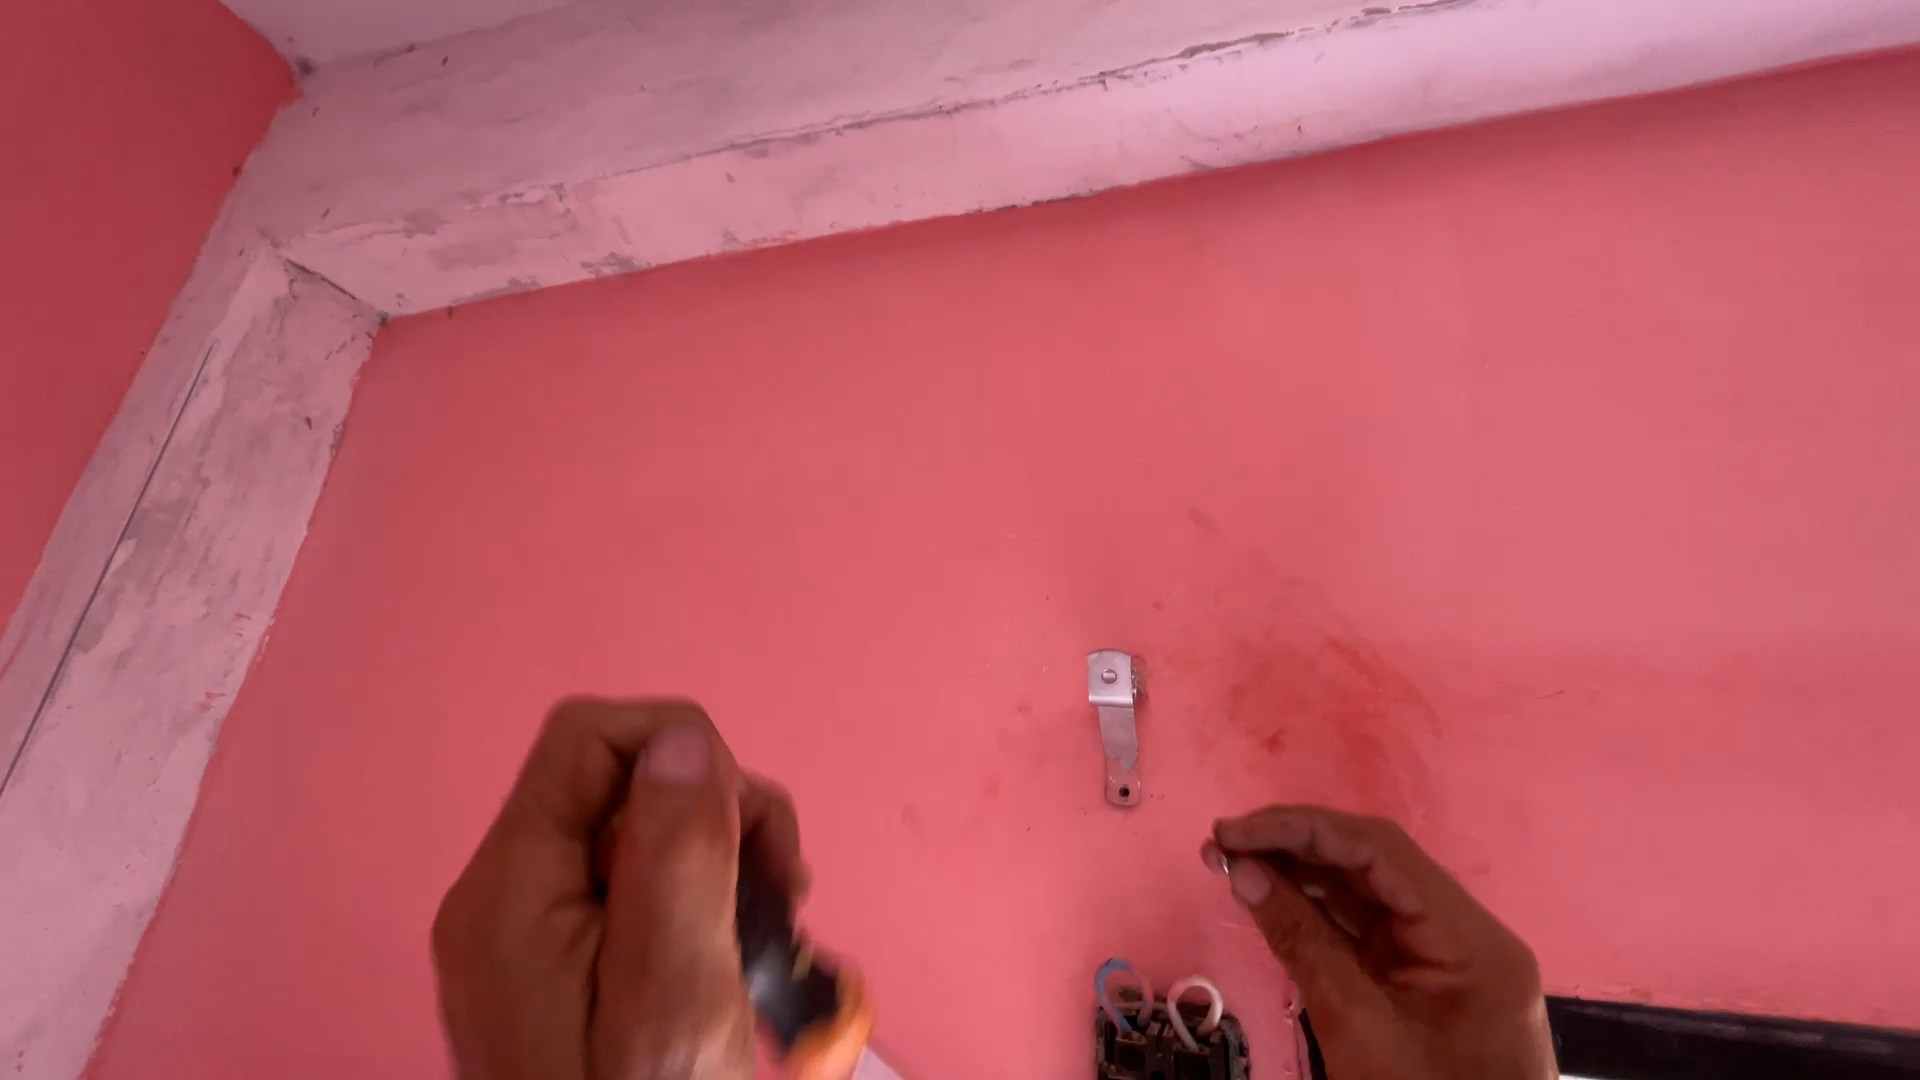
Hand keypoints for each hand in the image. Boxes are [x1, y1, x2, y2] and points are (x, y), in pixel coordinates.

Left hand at [432, 699, 805, 1079]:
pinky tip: (754, 928)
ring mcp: (548, 919)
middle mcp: (517, 890)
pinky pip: (661, 861)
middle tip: (776, 883)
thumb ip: (676, 865)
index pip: (588, 737)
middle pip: (631, 771)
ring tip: (778, 915)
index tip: (739, 824)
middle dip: (722, 806)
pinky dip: (722, 875)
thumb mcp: (674, 1005)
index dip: (678, 747)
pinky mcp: (584, 943)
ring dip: (736, 841)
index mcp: (511, 892)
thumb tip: (685, 740)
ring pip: (658, 811)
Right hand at [1205, 806, 1555, 1079]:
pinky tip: (1265, 894)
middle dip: (1291, 844)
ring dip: (1292, 869)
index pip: (1377, 849)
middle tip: (1222, 842)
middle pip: (1368, 859)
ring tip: (1229, 862)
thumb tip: (1239, 868)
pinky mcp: (1415, 971)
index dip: (1299, 828)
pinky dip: (1308, 904)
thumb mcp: (1356, 1028)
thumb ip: (1299, 938)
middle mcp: (1460, 929)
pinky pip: (1356, 919)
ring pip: (1358, 885)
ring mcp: (1438, 951)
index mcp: (1469, 938)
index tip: (1232, 832)